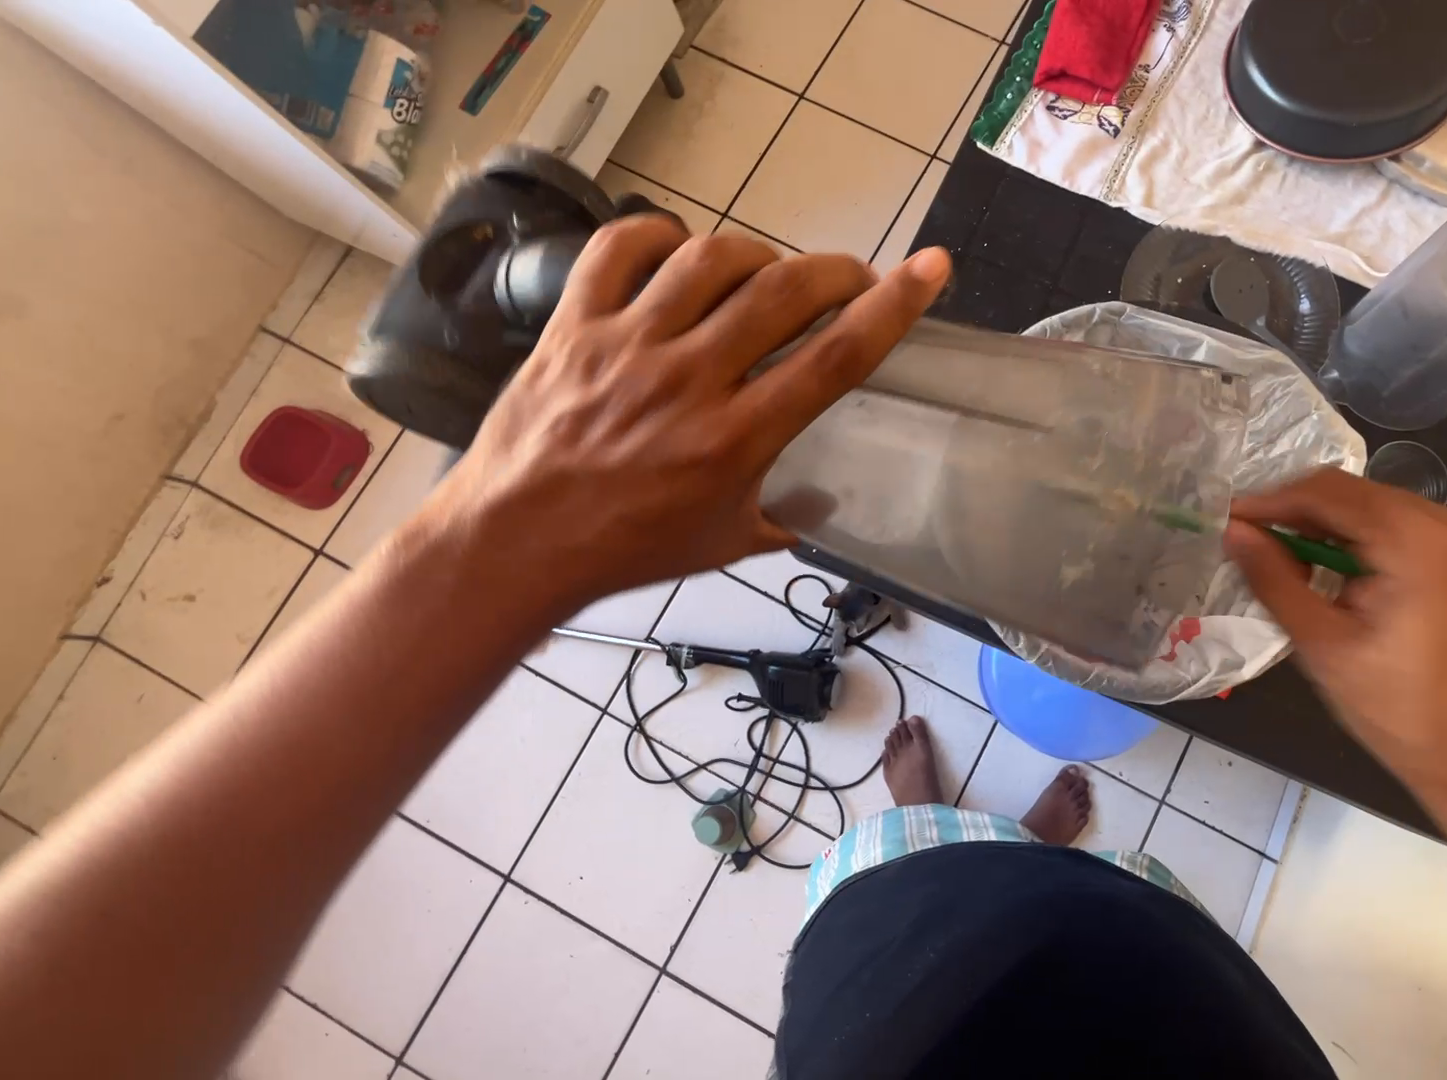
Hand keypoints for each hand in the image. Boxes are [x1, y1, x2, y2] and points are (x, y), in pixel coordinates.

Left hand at [407, 215, 951, 618]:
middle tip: (850, 280)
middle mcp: (689, 379)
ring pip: (710, 260)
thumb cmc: (630, 549)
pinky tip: (682, 253)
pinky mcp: (574, 325)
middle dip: (836, 271)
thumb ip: (787, 517)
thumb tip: (822, 500)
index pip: (834, 357)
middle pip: (784, 292)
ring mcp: (627, 344)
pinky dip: (661, 237)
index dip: (893, 307)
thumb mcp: (729, 543)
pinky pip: (620, 250)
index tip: (930, 269)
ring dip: (758, 255)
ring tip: (769, 274)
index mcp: (736, 438)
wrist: (515, 543)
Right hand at [1225, 468, 1446, 830]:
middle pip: (1360, 495)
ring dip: (1337, 530)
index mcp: (1417, 540)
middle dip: (1302, 515)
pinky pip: (1418, 533)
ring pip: (1388, 511)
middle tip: (1258, 546)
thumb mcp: (1324, 646)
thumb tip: (1234, 533)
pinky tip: (1352, 580)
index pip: (1327, 490)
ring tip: (1299, 567)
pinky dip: (1375, 544)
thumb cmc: (1405, 713)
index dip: (1271, 501)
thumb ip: (1274, 579)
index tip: (1231, 523)